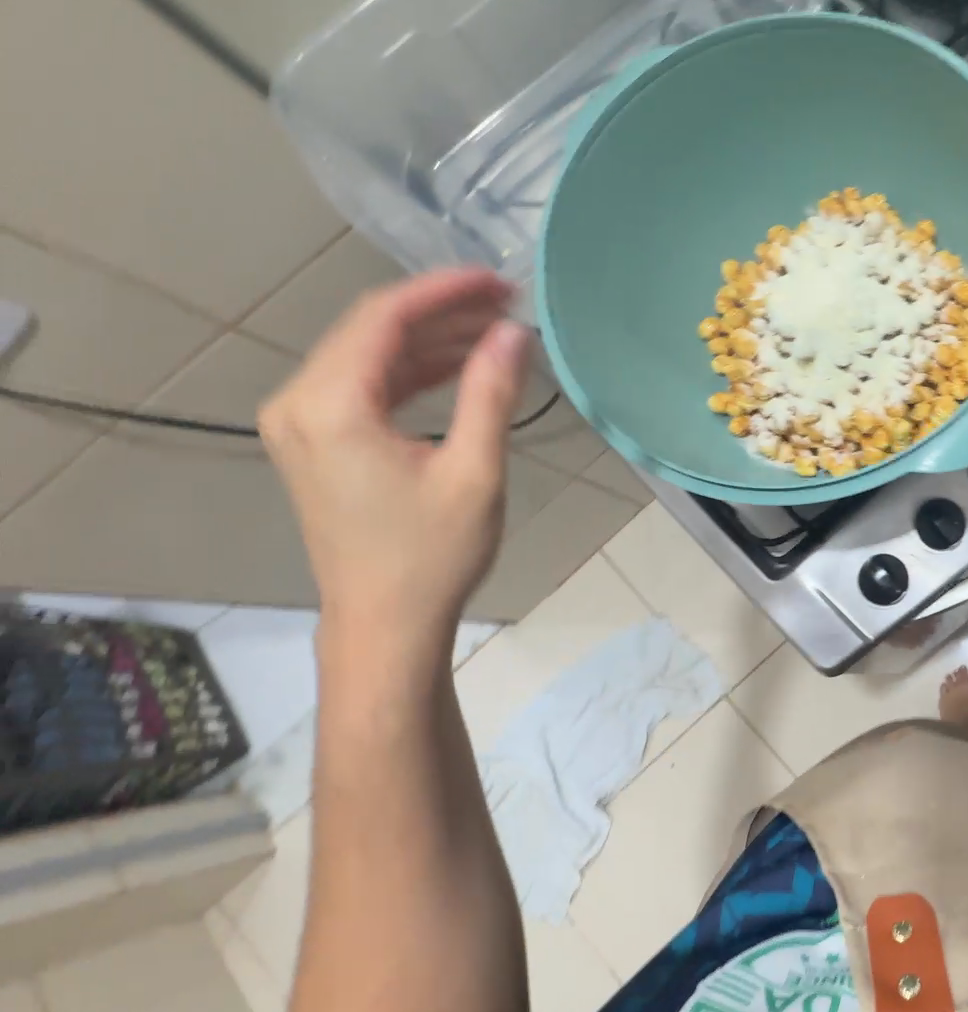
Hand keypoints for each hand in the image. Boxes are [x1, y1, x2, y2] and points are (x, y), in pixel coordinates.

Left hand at [259, 268, 529, 642]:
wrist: (385, 620)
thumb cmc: (433, 553)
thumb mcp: (474, 471)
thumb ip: (490, 394)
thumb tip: (514, 333)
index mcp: (330, 405)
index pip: (383, 318)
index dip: (443, 291)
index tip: (498, 282)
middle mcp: (299, 402)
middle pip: (371, 331)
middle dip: (441, 312)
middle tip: (507, 306)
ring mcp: (301, 423)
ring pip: (368, 356)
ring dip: (430, 342)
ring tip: (493, 335)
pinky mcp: (315, 442)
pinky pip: (363, 387)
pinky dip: (412, 373)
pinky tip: (458, 369)